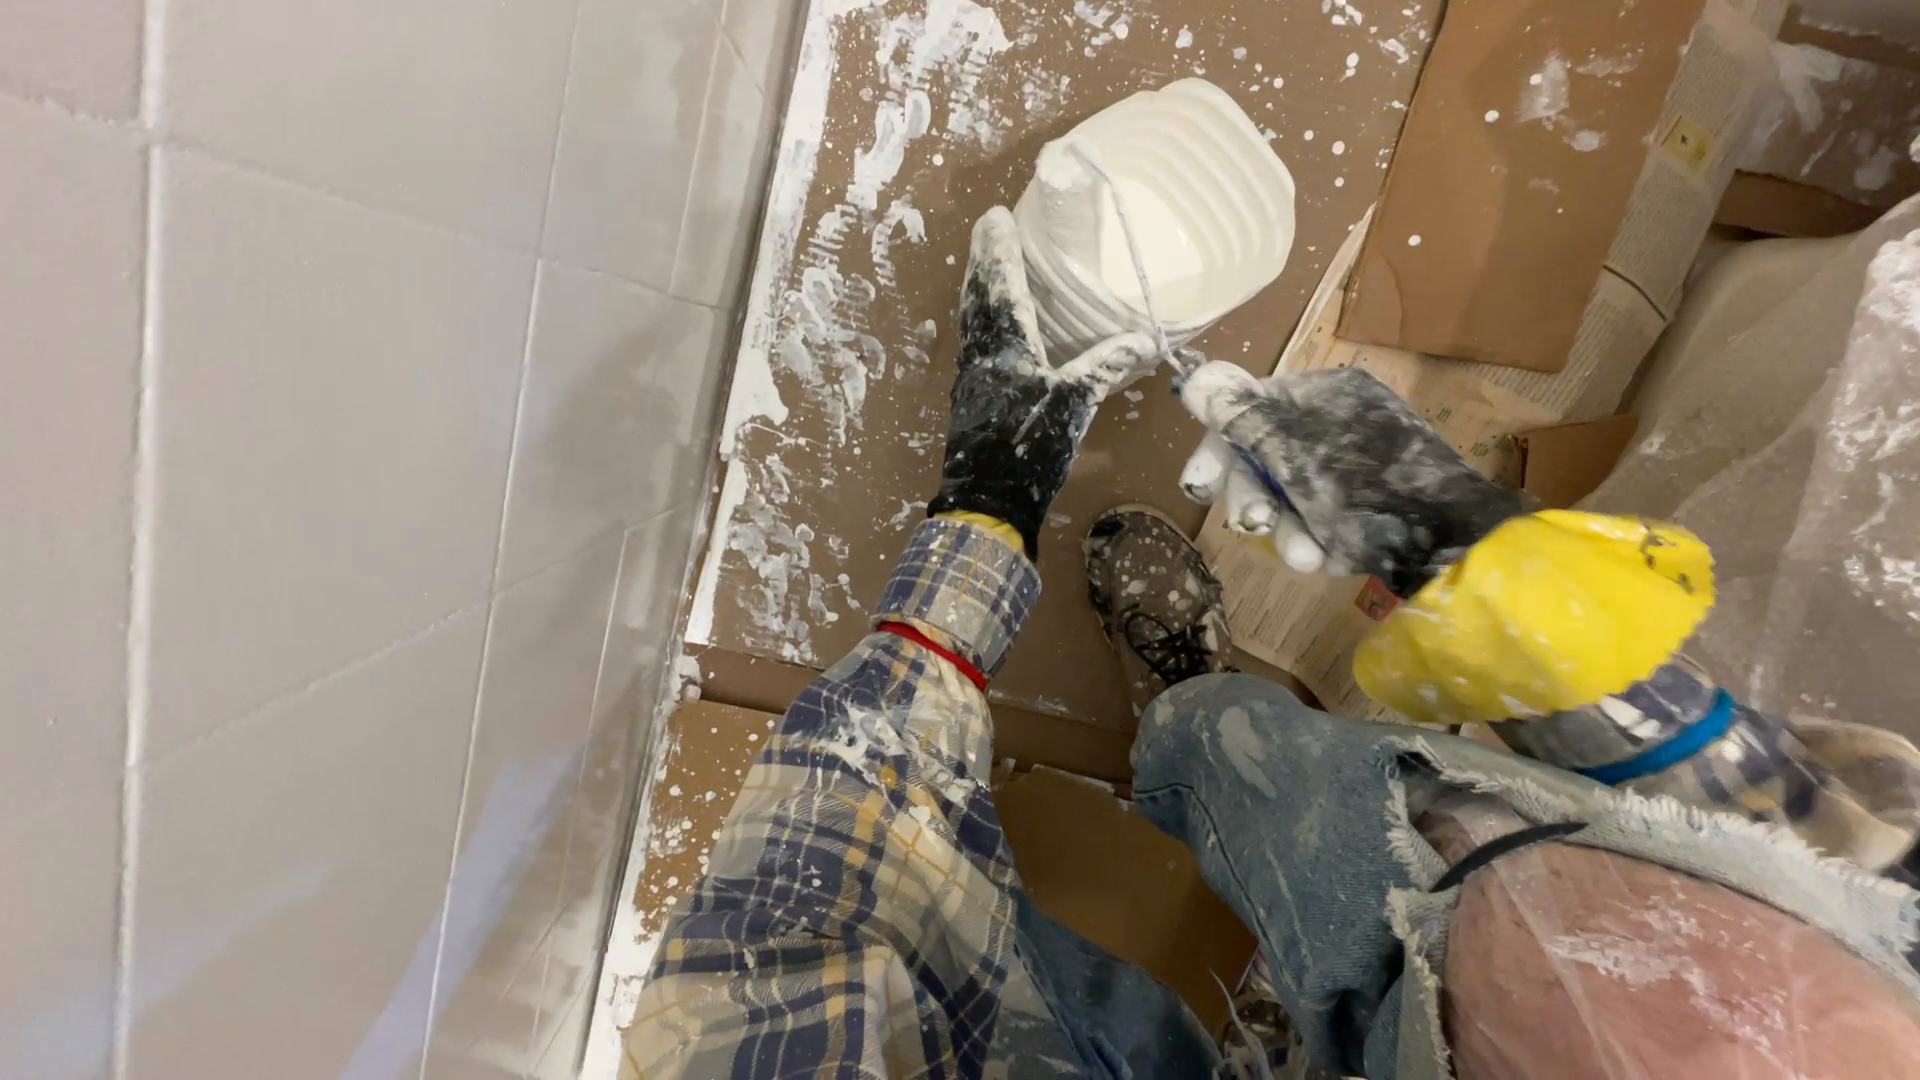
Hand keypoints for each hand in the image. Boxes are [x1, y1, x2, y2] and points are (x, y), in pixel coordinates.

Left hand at [928, 207, 1156, 557]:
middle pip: (975, 294)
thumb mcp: (1072, 404)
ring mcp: (971, 375)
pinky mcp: (971, 396)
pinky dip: (984, 320)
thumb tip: (1147, 339)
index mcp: (1002, 343)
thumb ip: (1105, 367)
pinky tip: (999, 329)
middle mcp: (980, 351)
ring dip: (979, 289)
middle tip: (991, 234)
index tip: (995, 215)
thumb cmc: (1026, 446)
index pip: (996, 281)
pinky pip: (976, 343)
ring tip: (992, 269)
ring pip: (972, 319)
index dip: (996, 246)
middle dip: (982, 260)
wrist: (987, 498)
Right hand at [1177, 360, 1528, 595]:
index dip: (1218, 449)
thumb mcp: (1293, 450)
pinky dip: (1315, 540)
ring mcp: (1346, 470)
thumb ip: (1239, 418)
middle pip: (1261, 460)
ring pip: (1285, 500)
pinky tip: (1327, 557)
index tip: (1198, 484)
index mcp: (1321, 397)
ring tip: (1303, 558)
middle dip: (1252, 499)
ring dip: (1285, 531)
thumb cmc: (1366, 485)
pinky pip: (1314, 522)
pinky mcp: (1359, 509)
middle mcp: (1331, 427)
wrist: (1453, 541)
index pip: (1248, 411)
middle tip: (1252, 524)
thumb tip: (1194, 381)